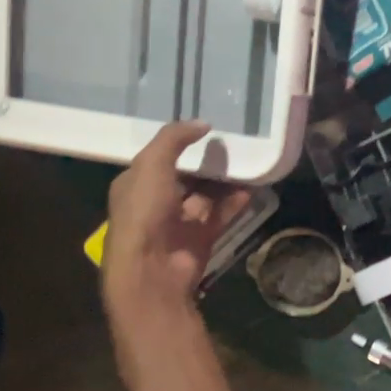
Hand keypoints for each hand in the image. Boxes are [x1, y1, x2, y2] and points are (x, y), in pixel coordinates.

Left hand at [103, 122, 250, 324]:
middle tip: (234, 142)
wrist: (152, 267)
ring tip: (249, 161)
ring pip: (207, 195)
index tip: (205, 128)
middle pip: (186, 176)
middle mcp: (157, 201)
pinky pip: (222, 214)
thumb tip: (203, 124)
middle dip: (207, 162)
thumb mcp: (152, 165)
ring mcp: (180, 221)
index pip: (158, 158)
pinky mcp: (201, 236)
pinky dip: (236, 201)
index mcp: (136, 183)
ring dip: (225, 181)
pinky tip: (253, 186)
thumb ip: (174, 140)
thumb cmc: (144, 211)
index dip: (179, 143)